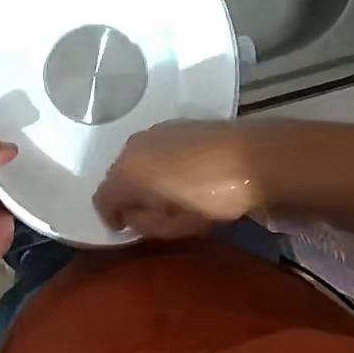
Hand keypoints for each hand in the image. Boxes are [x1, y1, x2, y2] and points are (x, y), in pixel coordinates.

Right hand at [93, 121, 262, 238]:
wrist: (252, 157)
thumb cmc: (212, 198)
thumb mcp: (176, 226)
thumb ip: (145, 224)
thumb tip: (132, 218)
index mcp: (126, 174)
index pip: (102, 198)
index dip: (110, 217)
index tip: (124, 229)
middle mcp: (132, 147)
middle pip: (116, 175)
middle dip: (125, 195)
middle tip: (146, 213)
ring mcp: (154, 131)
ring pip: (136, 159)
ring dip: (142, 177)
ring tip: (165, 193)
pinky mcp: (176, 123)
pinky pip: (155, 147)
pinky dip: (158, 162)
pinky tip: (180, 173)